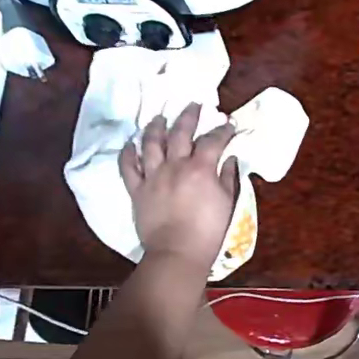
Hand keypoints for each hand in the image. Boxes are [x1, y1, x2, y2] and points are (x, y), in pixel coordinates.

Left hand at [120, 103, 238, 270]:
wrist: (177, 252)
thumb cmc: (209, 231)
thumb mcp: (228, 203)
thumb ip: (228, 177)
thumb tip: (230, 158)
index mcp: (201, 168)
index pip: (212, 141)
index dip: (222, 131)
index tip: (228, 124)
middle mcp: (175, 165)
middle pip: (180, 133)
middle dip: (188, 116)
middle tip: (194, 105)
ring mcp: (153, 176)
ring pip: (151, 143)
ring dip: (156, 127)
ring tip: (160, 117)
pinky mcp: (137, 189)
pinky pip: (128, 166)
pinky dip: (129, 152)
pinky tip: (131, 143)